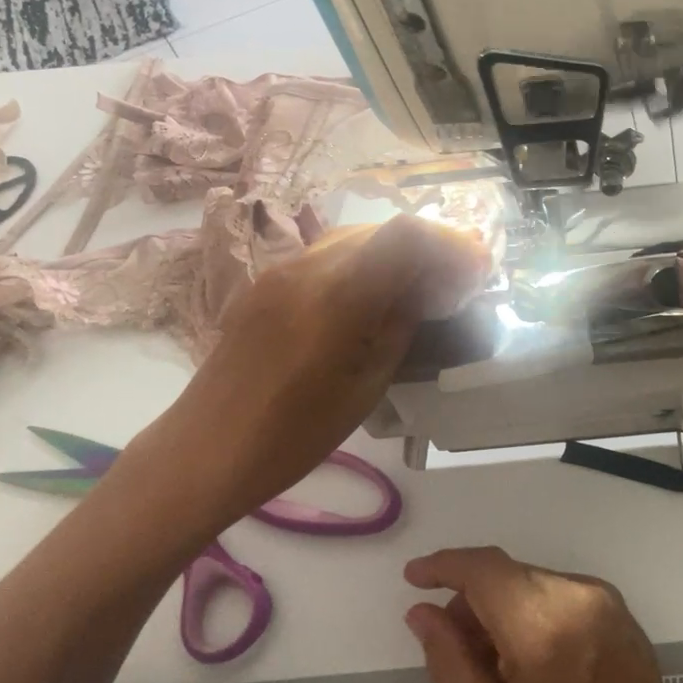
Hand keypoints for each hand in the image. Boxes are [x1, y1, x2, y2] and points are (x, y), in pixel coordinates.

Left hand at [123, 214, 486, 529]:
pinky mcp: (265, 284)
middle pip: (384, 229)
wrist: (202, 453)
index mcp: (336, 295)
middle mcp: (306, 267)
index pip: (408, 236)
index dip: (452, 243)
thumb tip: (434, 288)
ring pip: (356, 237)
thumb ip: (401, 324)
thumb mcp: (366, 385)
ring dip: (398, 251)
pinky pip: (328, 255)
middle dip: (431, 245)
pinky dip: (367, 262)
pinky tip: (380, 293)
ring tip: (427, 283)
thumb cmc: (293, 435)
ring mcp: (280, 271)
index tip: (481, 269)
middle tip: (463, 277)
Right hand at [403, 548, 682, 682]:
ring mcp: (596, 592)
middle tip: (453, 642)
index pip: (484, 570)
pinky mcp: (610, 597)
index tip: (413, 576)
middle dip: (470, 597)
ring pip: (529, 578)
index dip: (443, 564)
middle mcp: (572, 595)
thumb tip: (422, 613)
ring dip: (501, 603)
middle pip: (505, 573)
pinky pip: (556, 587)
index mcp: (540, 627)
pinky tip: (531, 652)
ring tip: (495, 659)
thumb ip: (450, 665)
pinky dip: (531, 606)